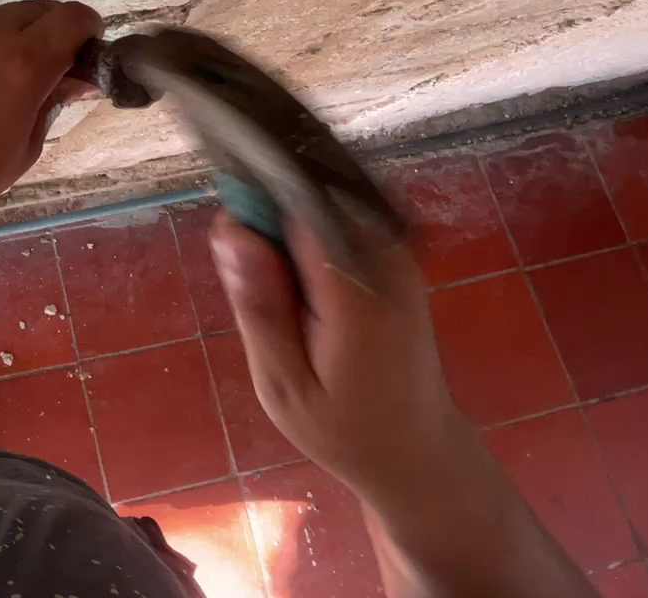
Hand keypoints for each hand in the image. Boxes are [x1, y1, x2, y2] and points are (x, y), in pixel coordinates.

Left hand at [0, 0, 101, 241]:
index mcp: (22, 65)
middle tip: (41, 73)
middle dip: (50, 35)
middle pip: (39, 11)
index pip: (74, 18)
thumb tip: (77, 77)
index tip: (84, 52)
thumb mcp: (25, 147)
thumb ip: (54, 100)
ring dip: (8, 39)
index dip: (87, 32)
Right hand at [209, 212, 479, 509]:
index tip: (232, 251)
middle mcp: (385, 258)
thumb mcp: (283, 382)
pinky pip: (335, 217)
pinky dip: (304, 237)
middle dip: (266, 221)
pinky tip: (300, 285)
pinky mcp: (394, 255)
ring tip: (280, 294)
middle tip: (253, 287)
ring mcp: (396, 253)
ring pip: (319, 202)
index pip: (296, 204)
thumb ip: (259, 304)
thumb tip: (230, 229)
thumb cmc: (343, 428)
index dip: (255, 209)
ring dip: (284, 230)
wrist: (417, 452)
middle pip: (307, 196)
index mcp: (357, 291)